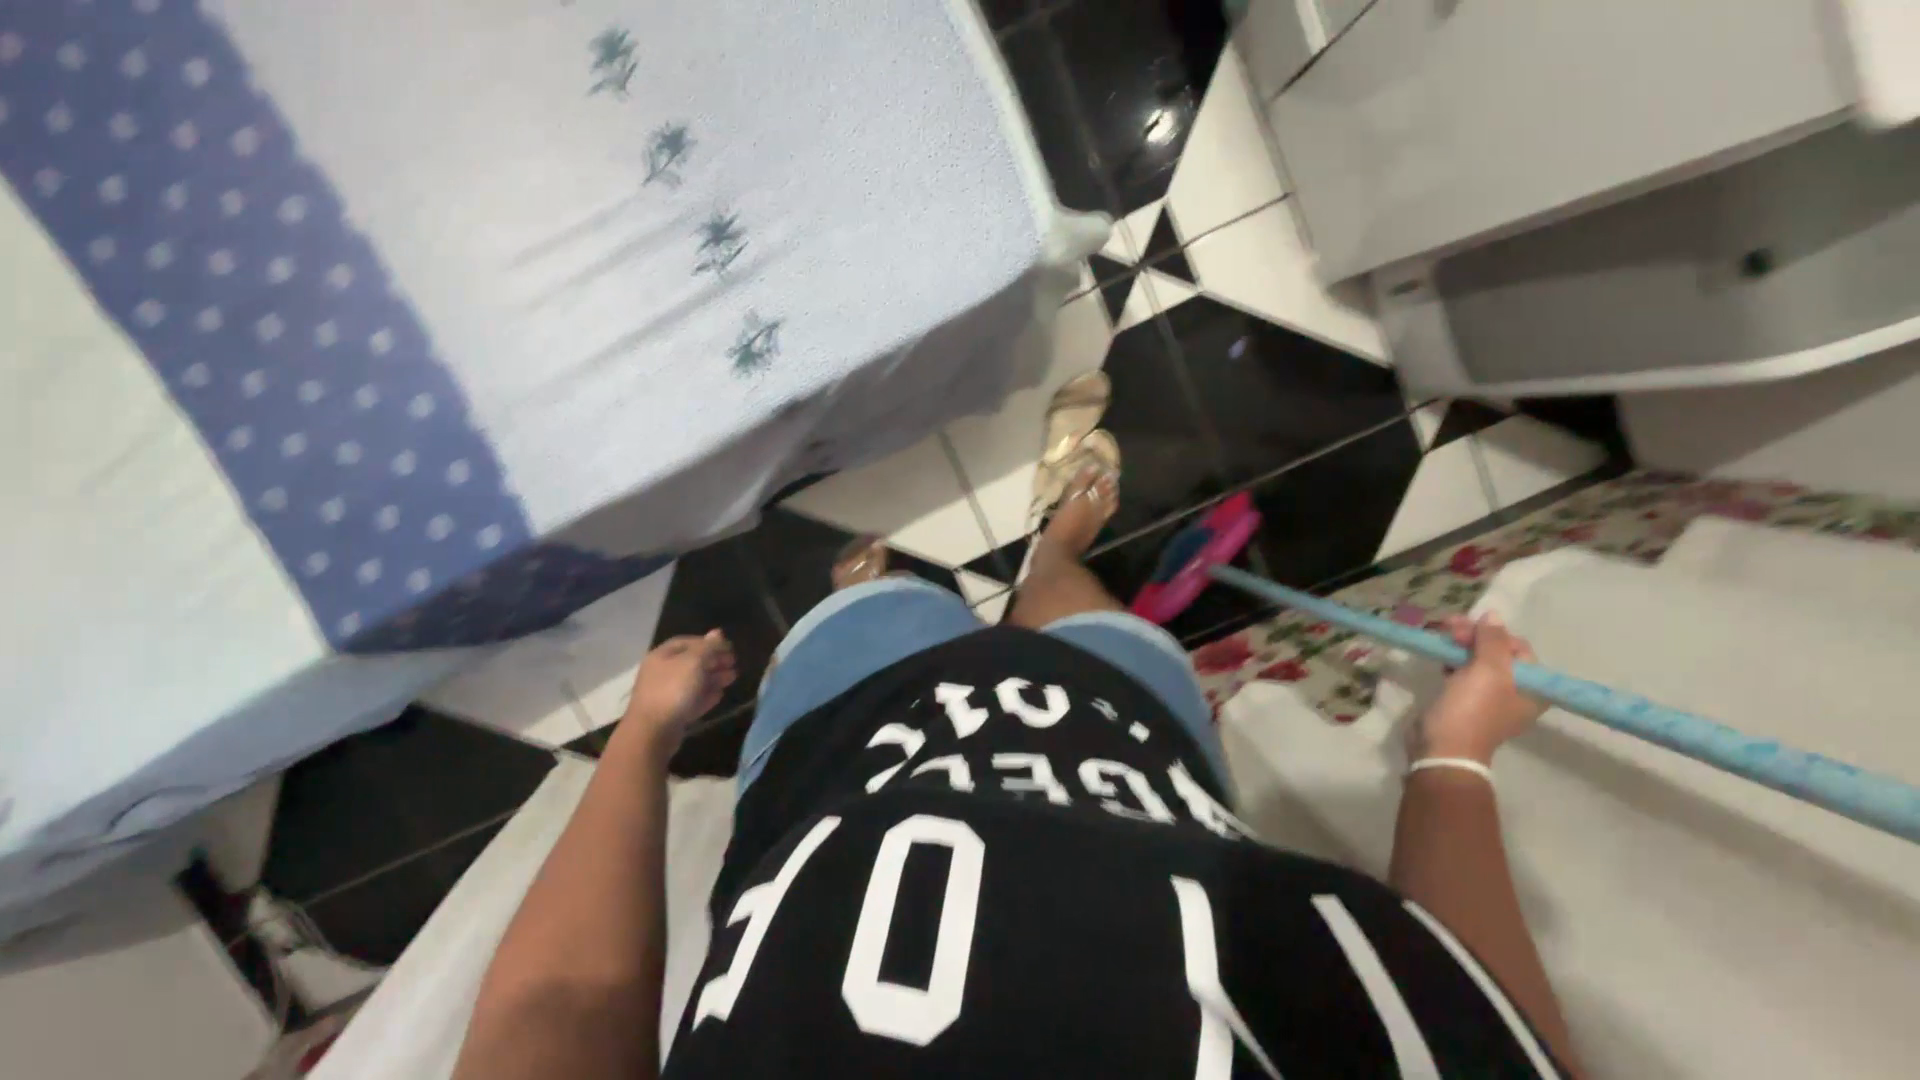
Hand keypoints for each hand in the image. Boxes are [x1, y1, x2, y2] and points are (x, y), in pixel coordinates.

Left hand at [622, 630, 736, 752]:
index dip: (709, 643)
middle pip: (691, 662)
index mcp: (662, 655)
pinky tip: (719, 695)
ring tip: (732, 677)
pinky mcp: (671, 712)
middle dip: (714, 661)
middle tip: (733, 663)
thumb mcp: (694, 662)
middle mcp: (661, 672)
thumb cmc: (673, 690)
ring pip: (693, 681)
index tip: (728, 648)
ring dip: (714, 678)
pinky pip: (691, 699)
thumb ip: (708, 647)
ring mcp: (665, 693)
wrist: (652, 732)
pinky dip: (706, 695)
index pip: (688, 642)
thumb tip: (718, 632)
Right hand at [1413, 614, 1544, 764]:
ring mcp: (1489, 698)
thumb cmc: (1472, 709)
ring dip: (1460, 646)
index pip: (1519, 649)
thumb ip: (1492, 640)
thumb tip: (1493, 615)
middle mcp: (1516, 692)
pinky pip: (1464, 673)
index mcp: (1532, 689)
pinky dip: (1453, 661)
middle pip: (1498, 653)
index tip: (1467, 628)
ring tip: (1439, 637)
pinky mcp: (1465, 701)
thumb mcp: (1488, 671)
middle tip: (1447, 627)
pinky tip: (1439, 657)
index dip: (1494, 634)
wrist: (1442, 748)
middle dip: (1474, 637)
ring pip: (1478, 661)